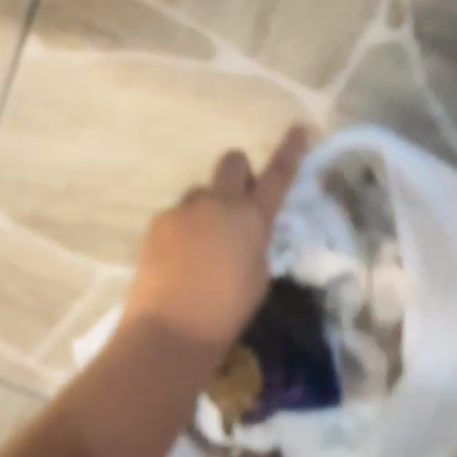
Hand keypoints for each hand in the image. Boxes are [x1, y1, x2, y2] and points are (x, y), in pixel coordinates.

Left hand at [124, 127, 310, 348]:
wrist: (172, 328)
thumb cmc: (227, 311)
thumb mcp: (258, 275)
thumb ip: (255, 242)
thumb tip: (244, 231)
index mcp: (252, 219)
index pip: (278, 175)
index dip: (290, 151)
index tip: (298, 128)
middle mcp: (218, 204)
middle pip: (232, 162)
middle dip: (238, 173)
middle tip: (236, 203)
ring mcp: (184, 210)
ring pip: (200, 193)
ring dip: (206, 209)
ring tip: (200, 250)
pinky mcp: (158, 223)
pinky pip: (177, 216)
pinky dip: (182, 231)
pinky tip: (178, 262)